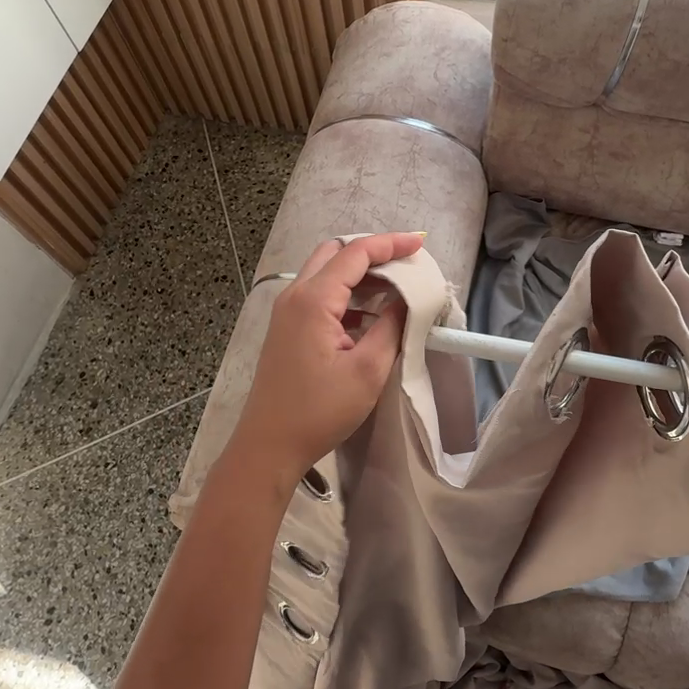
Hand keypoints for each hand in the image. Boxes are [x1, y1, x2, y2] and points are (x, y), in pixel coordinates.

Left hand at [226, 232, 423, 487]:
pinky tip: (370, 314)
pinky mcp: (287, 328)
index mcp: (313, 300)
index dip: (390, 244)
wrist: (269, 445)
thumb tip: (406, 300)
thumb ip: (391, 327)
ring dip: (359, 274)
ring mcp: (287, 312)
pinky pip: (319, 295)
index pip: (355, 253)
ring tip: (395, 287)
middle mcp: (295, 295)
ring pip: (326, 273)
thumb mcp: (367, 371)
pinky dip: (347, 294)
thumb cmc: (319, 411)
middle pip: (336, 253)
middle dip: (373, 252)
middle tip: (406, 263)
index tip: (420, 244)